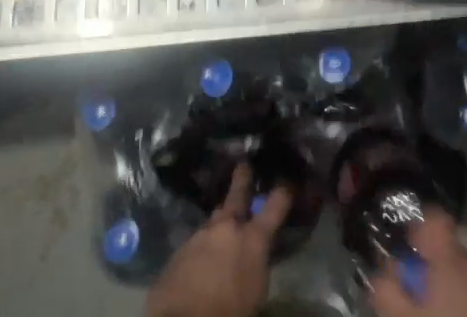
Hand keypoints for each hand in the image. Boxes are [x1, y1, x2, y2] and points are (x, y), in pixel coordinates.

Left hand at [144, 164, 291, 316]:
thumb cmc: (230, 310)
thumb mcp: (257, 289)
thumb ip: (258, 262)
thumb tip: (256, 252)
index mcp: (253, 237)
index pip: (275, 204)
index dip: (284, 190)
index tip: (288, 179)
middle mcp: (226, 228)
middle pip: (236, 196)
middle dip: (242, 179)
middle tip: (243, 164)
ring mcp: (199, 236)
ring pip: (213, 221)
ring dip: (220, 222)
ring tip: (224, 224)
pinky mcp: (178, 251)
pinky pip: (196, 241)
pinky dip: (203, 245)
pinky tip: (203, 257)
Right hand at [369, 212, 466, 316]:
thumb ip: (387, 290)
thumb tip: (383, 271)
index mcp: (453, 262)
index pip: (436, 220)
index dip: (419, 229)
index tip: (408, 250)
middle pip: (452, 247)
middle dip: (434, 264)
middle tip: (419, 293)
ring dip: (453, 282)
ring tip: (440, 309)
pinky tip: (459, 316)